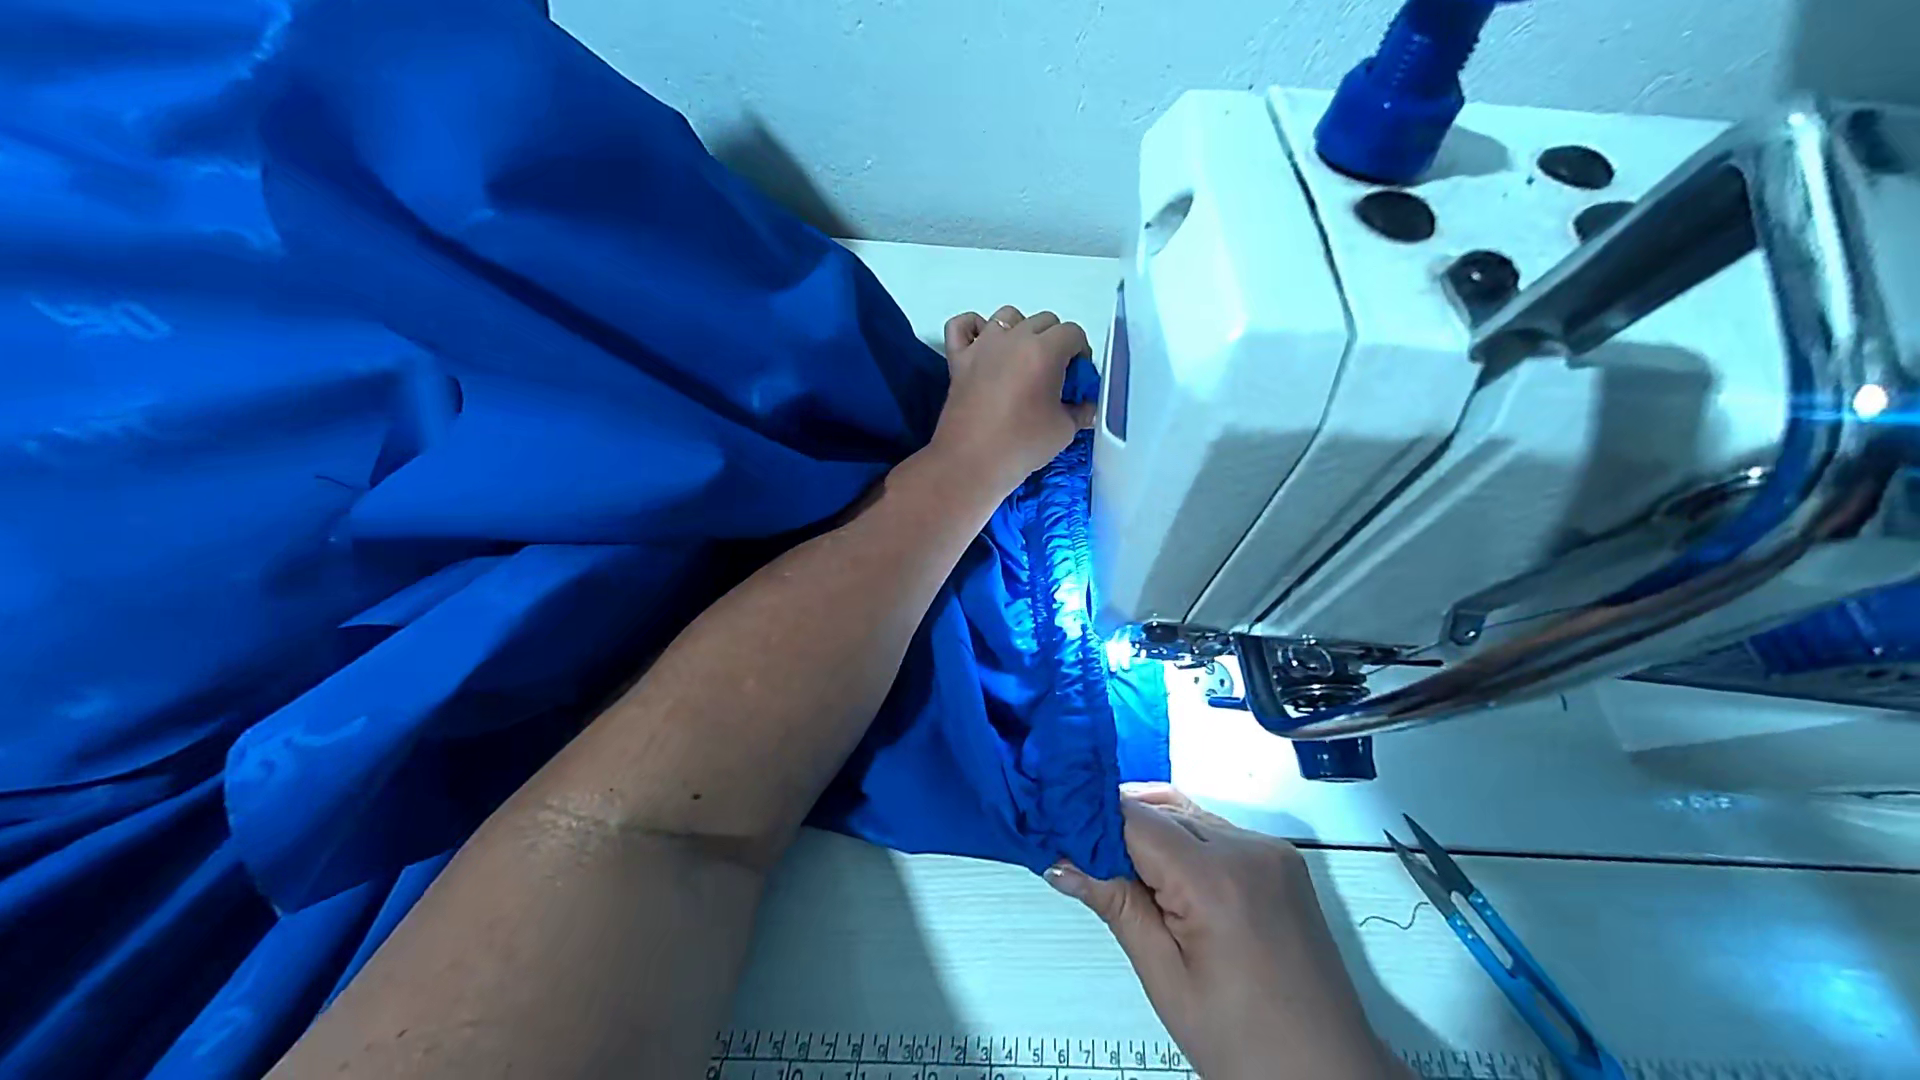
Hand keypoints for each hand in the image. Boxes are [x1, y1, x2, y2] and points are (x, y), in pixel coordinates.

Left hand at [929, 305, 1094, 490]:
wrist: (971, 462)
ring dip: (1020, 331)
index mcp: (1044, 351)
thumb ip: (1080, 411)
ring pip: (1007, 317)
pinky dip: (973, 329)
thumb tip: (1086, 407)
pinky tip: (982, 347)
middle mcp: (1013, 338)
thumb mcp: (1064, 430)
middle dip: (1055, 342)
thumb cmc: (1022, 445)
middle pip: (1043, 321)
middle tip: (1054, 374)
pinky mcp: (958, 359)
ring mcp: (982, 345)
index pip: (1073, 333)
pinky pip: (962, 326)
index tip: (1076, 379)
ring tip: (1021, 360)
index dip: (1081, 354)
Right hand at [1045, 785, 1404, 1079]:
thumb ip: (1114, 903)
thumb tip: (1060, 861)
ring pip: (1188, 814)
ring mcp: (1270, 849)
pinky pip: (1216, 830)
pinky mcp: (1281, 859)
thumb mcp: (1165, 977)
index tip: (1060, 832)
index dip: (1094, 820)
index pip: (1136, 819)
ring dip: (1151, 832)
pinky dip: (1184, 841)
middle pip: (1162, 810)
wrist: (1331, 1077)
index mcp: (1216, 878)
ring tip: (1121, 868)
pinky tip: (1166, 874)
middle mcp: (1248, 847)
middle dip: (1118, 825)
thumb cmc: (1242, 1043)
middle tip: (1081, 852)